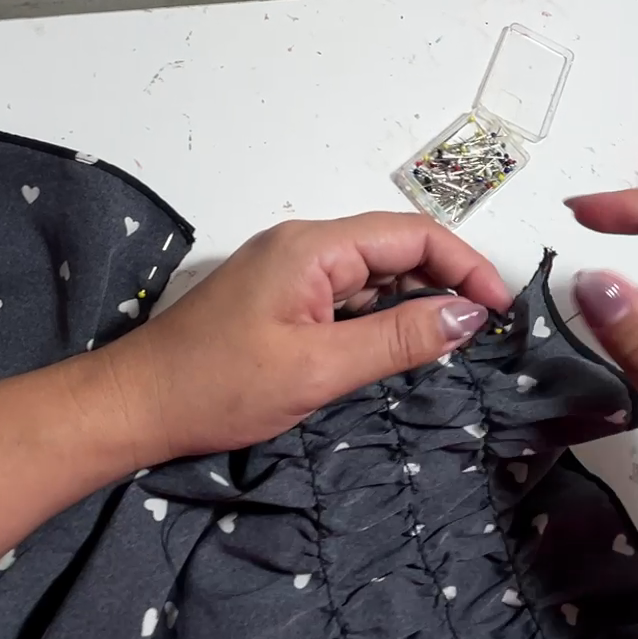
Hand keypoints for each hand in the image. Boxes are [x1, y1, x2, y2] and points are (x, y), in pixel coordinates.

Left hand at [92, 212, 512, 465]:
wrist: (137, 402)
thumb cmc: (220, 385)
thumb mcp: (319, 367)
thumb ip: (397, 338)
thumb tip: (469, 314)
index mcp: (314, 247)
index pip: (410, 235)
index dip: (464, 264)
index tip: (500, 307)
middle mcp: (304, 245)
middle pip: (393, 247)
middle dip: (444, 280)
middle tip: (482, 328)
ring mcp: (289, 268)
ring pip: (371, 271)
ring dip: (413, 298)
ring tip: (450, 338)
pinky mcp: (280, 293)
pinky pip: (345, 291)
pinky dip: (378, 312)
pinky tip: (395, 340)